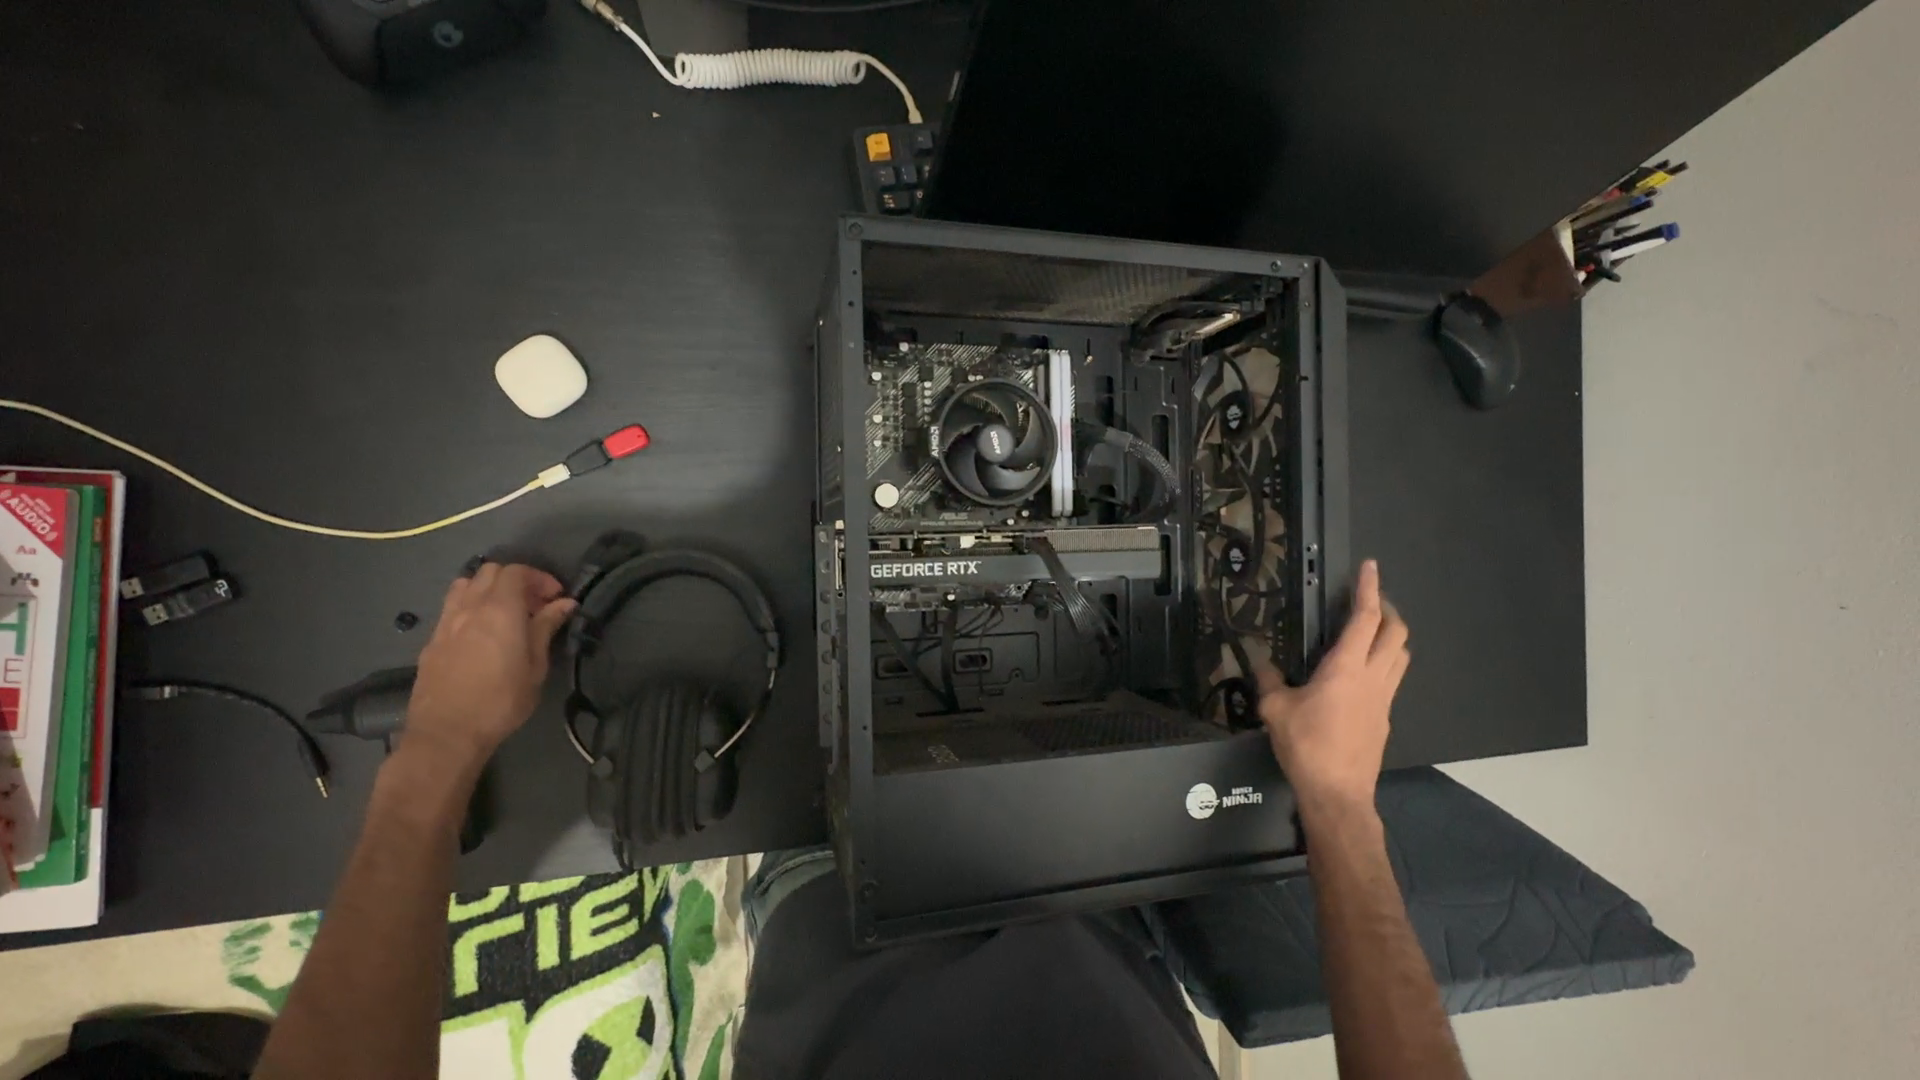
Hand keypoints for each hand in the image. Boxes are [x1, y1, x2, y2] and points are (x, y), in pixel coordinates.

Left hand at [404, 563, 577, 769]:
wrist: (446, 732)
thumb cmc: (501, 701)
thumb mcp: (535, 666)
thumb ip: (546, 628)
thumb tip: (564, 604)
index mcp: (500, 610)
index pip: (517, 572)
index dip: (540, 577)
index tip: (556, 597)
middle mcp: (469, 607)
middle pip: (490, 571)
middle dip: (516, 580)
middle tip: (534, 604)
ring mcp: (446, 622)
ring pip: (466, 584)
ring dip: (489, 589)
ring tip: (505, 612)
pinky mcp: (432, 639)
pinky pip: (452, 607)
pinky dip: (471, 606)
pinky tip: (481, 631)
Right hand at [1258, 559, 1408, 821]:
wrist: (1337, 792)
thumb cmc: (1307, 746)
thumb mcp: (1275, 710)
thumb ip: (1269, 682)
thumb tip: (1262, 664)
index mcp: (1345, 668)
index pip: (1365, 618)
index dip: (1369, 589)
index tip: (1369, 567)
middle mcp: (1372, 677)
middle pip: (1396, 633)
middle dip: (1388, 609)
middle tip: (1370, 600)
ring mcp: (1383, 699)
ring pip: (1400, 656)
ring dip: (1391, 636)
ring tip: (1369, 632)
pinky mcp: (1383, 718)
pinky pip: (1391, 680)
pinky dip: (1382, 664)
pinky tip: (1358, 675)